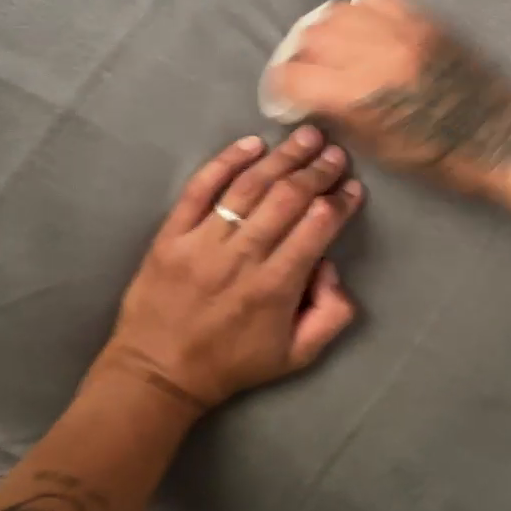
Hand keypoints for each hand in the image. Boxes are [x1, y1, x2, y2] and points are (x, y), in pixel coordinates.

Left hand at [86, 128, 363, 412]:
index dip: (340, 202)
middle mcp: (242, 258)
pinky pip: (200, 189)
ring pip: (249, 187)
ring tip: (307, 137)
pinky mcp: (171, 235)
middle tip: (336, 153)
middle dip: (318, 171)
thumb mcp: (298, 356)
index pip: (317, 227)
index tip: (353, 187)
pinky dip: (226, 161)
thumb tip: (330, 266)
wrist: (157, 373)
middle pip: (288, 198)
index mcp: (275, 287)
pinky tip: (252, 144)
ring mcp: (202, 242)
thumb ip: (331, 314)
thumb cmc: (233, 363)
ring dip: (283, 157)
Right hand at [264, 0, 510, 192]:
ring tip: (330, 49)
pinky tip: (365, 30)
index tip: (282, 96)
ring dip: (326, 30)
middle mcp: (375, 53)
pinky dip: (363, 11)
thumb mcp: (380, 149)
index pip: (294, 75)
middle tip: (304, 74)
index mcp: (360, 94)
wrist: (503, 137)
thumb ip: (339, 116)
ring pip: (339, 10)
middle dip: (299, 57)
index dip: (278, 86)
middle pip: (311, 36)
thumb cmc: (442, 157)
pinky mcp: (425, 21)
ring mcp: (402, 31)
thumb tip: (308, 98)